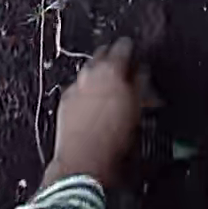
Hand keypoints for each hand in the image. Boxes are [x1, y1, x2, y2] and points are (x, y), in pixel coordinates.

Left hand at [43, 38, 143, 188]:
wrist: (83, 163)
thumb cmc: (113, 138)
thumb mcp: (138, 106)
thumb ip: (141, 81)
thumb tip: (142, 71)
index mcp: (112, 68)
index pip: (124, 45)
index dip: (132, 48)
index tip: (135, 54)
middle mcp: (91, 72)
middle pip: (103, 53)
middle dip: (113, 58)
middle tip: (123, 71)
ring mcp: (75, 86)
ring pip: (89, 70)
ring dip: (99, 75)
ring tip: (109, 90)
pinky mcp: (64, 101)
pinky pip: (78, 87)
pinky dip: (86, 91)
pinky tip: (93, 104)